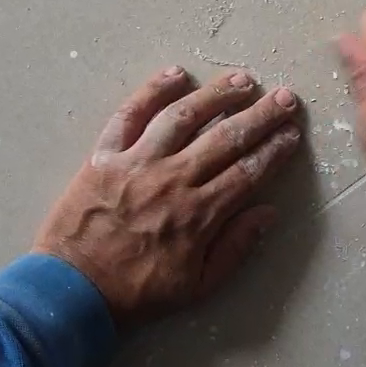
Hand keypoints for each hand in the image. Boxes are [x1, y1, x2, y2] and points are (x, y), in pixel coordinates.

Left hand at [34, 67, 304, 326]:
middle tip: (284, 97)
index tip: (292, 132)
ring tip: (241, 80)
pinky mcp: (105, 154)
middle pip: (227, 137)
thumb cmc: (139, 292)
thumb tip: (268, 212)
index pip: (249, 171)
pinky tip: (176, 74)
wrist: (73, 290)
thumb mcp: (199, 286)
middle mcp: (174, 179)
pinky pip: (131, 114)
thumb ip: (236, 248)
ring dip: (216, 94)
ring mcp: (138, 162)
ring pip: (184, 117)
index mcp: (201, 213)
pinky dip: (153, 90)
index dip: (275, 149)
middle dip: (261, 115)